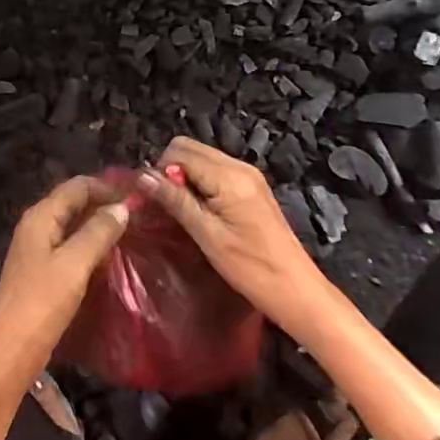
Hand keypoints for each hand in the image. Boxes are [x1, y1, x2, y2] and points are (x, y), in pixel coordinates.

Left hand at [0, 176, 131, 378]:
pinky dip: (90, 245)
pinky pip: (69, 246)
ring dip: (99, 225)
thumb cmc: (41, 302)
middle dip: (104, 203)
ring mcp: (37, 248)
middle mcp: (36, 225)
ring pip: (72, 225)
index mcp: (41, 216)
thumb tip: (122, 206)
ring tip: (134, 231)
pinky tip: (110, 257)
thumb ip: (97, 233)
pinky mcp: (41, 270)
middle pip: (73, 202)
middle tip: (142, 212)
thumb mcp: (73, 265)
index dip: (107, 186)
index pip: (76, 186)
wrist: (10, 349)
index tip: (139, 193)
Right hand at [140, 137, 321, 324]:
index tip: (156, 200)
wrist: (299, 292)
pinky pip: (214, 169)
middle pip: (188, 147)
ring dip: (184, 175)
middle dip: (170, 169)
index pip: (178, 152)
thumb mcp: (207, 235)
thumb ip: (175, 200)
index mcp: (228, 176)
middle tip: (168, 204)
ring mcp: (248, 175)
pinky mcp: (251, 186)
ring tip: (183, 209)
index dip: (160, 172)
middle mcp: (239, 166)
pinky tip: (200, 209)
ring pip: (200, 157)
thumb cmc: (251, 268)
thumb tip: (141, 176)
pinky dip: (199, 181)